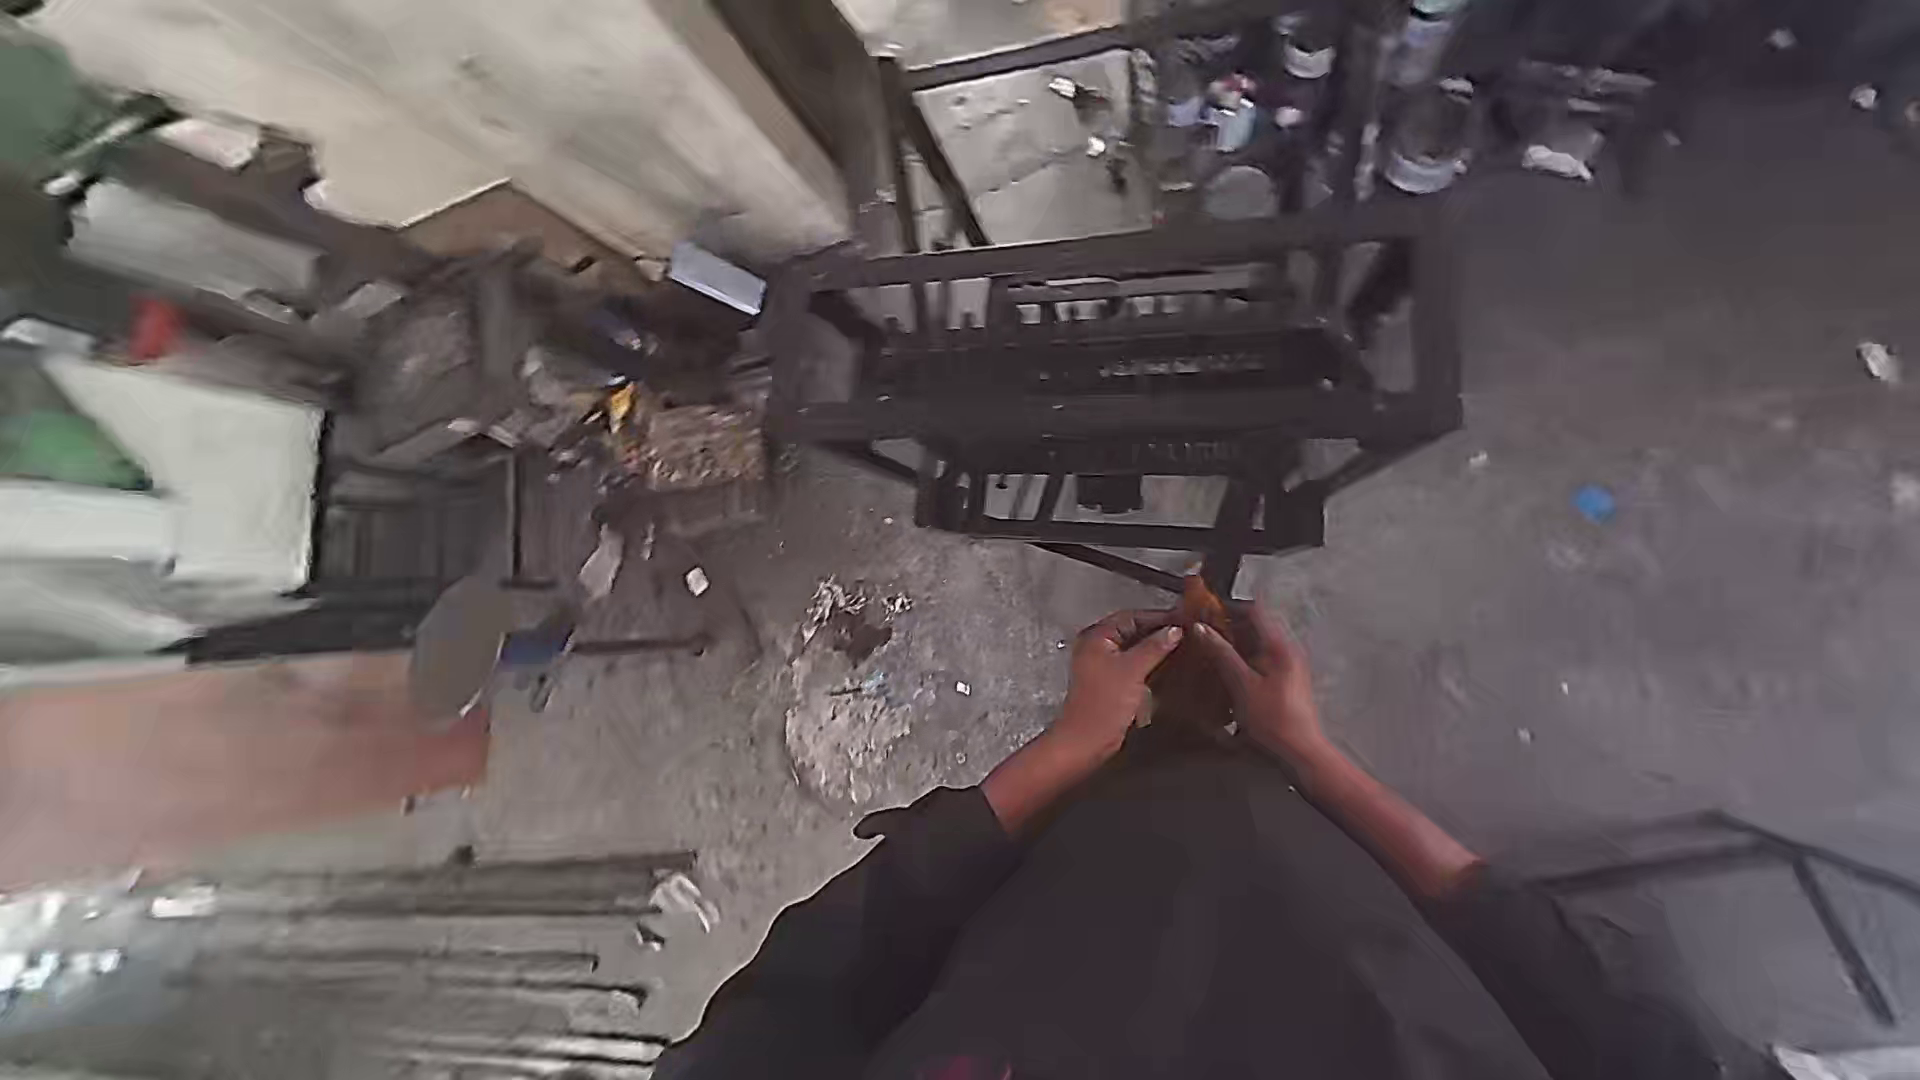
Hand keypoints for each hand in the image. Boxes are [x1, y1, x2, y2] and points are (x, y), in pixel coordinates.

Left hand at [1050, 609, 1184, 758]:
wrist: (1087, 739)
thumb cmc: (1106, 701)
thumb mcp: (1132, 670)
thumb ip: (1154, 647)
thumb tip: (1175, 629)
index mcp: (1096, 636)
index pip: (1130, 616)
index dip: (1157, 616)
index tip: (1184, 618)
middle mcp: (1097, 645)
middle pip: (1132, 630)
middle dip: (1158, 631)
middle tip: (1188, 631)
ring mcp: (1102, 663)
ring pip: (1133, 647)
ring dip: (1155, 647)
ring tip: (1184, 645)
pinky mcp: (1110, 680)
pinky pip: (1133, 663)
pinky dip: (1149, 662)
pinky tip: (1169, 664)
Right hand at [1189, 604, 1326, 759]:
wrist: (1299, 753)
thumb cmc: (1273, 719)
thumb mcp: (1241, 683)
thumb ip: (1221, 653)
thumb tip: (1201, 628)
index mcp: (1280, 646)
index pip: (1255, 610)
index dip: (1229, 606)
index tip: (1205, 609)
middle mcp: (1286, 651)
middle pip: (1254, 625)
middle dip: (1226, 624)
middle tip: (1200, 628)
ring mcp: (1285, 667)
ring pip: (1254, 643)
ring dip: (1231, 642)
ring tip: (1205, 647)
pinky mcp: (1281, 681)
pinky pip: (1257, 659)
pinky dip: (1238, 658)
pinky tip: (1220, 668)